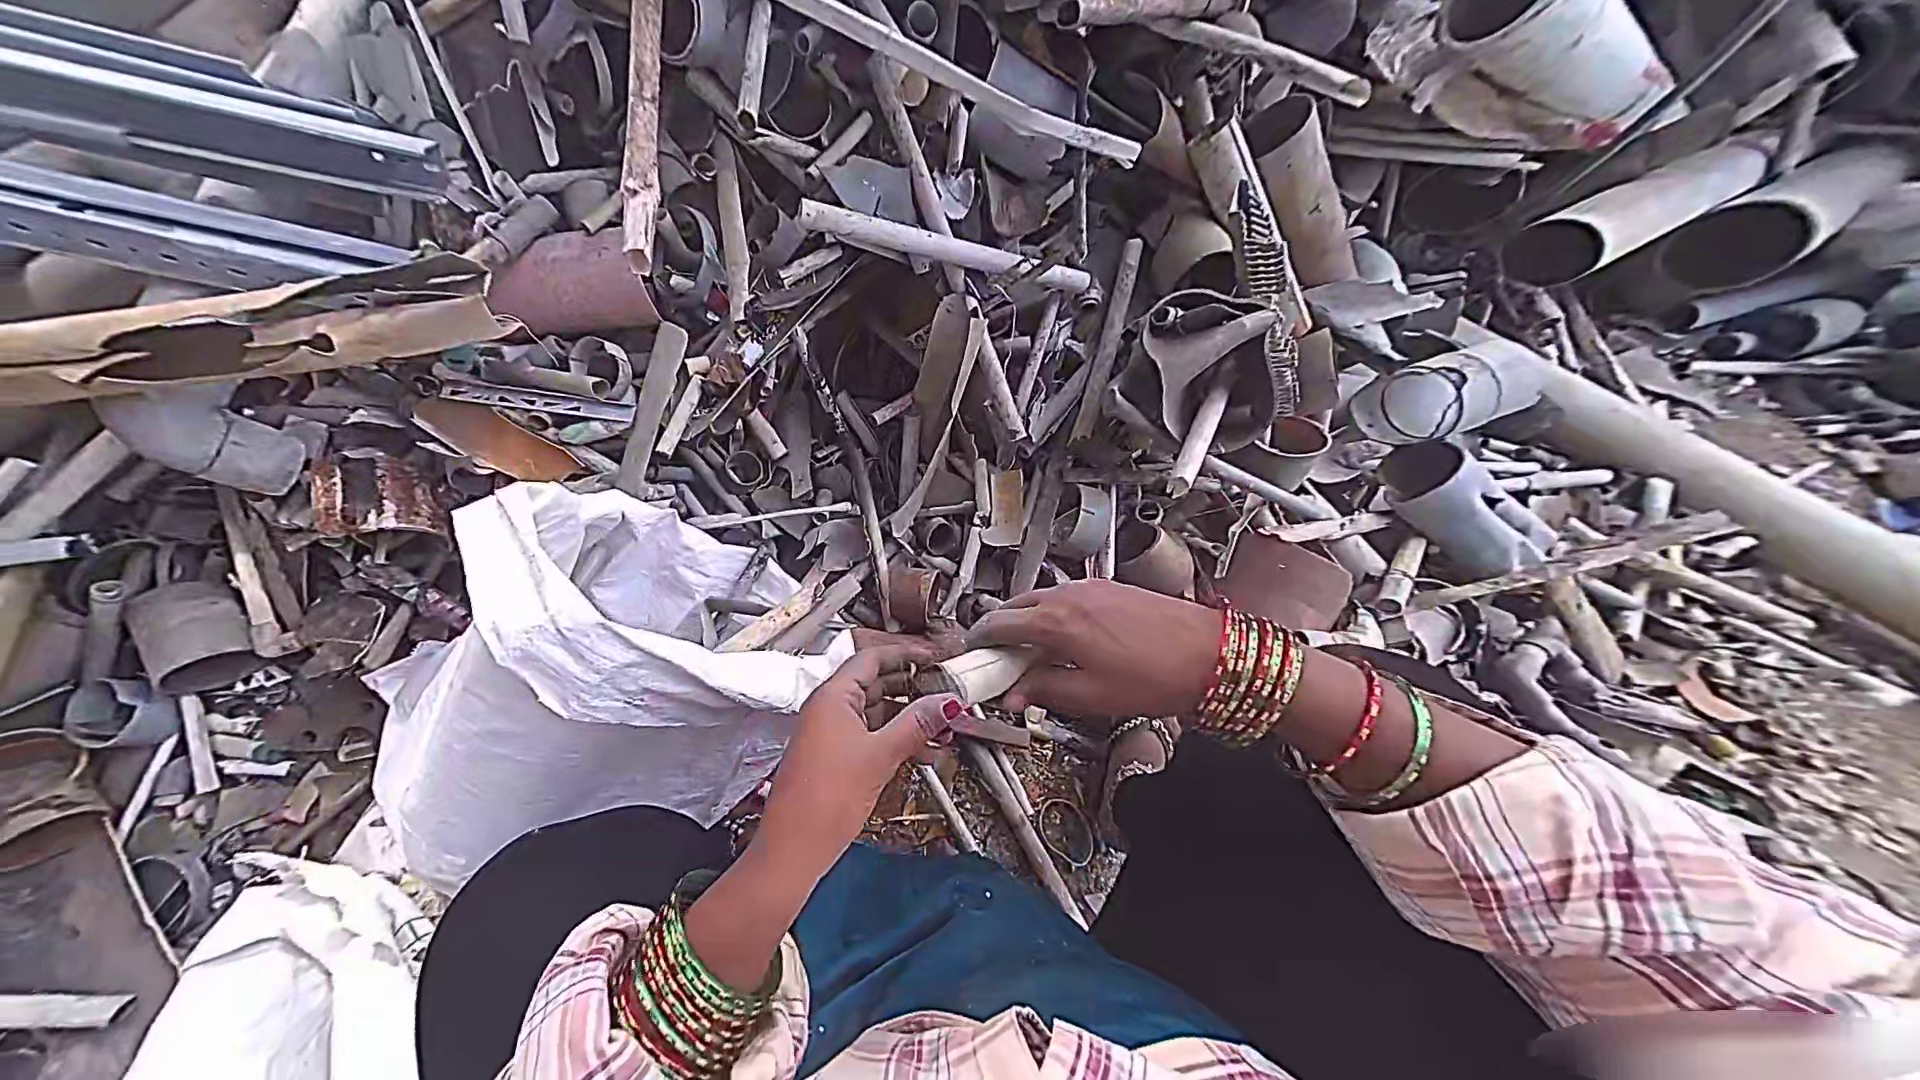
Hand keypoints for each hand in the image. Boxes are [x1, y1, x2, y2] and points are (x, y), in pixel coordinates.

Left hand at [757, 643, 959, 874]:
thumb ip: (916, 724)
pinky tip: (921, 750)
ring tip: (940, 726)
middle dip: (913, 689)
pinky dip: (897, 737)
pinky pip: (872, 734)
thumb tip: (946, 703)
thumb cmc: (824, 800)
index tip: (933, 657)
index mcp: (832, 697)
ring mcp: (831, 733)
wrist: (794, 850)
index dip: (905, 654)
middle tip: (944, 693)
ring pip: (877, 712)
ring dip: (908, 717)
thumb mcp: (880, 755)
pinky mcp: (836, 756)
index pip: (872, 658)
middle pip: (876, 683)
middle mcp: (829, 709)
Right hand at [964, 581, 1222, 719]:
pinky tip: (1064, 640)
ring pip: (1039, 600)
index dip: (978, 643)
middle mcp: (1069, 596)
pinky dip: (1051, 615)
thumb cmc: (1160, 673)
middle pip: (1013, 608)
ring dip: (1025, 622)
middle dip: (999, 632)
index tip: (974, 658)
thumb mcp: (1090, 697)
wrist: (1209, 654)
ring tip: (1033, 655)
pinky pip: (1064, 597)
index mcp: (1057, 622)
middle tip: (998, 661)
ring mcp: (1090, 588)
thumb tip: (1017, 694)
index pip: (997, 625)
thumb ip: (1043, 690)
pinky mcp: (1108, 588)